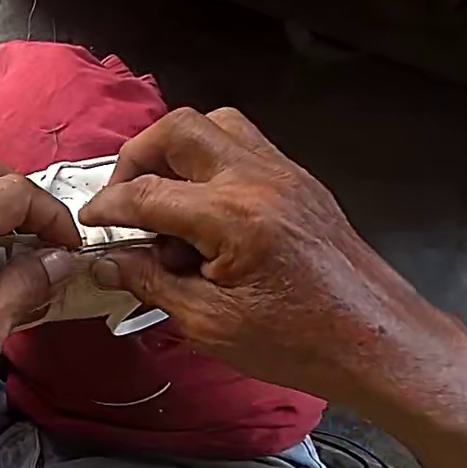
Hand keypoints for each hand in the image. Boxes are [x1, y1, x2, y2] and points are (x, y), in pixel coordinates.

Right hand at [80, 107, 466, 407]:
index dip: (107, 207)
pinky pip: (243, 145)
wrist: (378, 342)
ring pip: (214, 125)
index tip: (88, 222)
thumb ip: (151, 282)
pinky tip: (203, 207)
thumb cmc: (295, 342)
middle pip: (178, 130)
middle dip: (136, 157)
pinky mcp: (299, 181)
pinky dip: (209, 161)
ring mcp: (283, 172)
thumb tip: (107, 261)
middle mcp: (257, 177)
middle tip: (123, 198)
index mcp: (232, 215)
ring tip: (162, 196)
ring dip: (175, 151)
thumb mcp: (210, 323)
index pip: (147, 193)